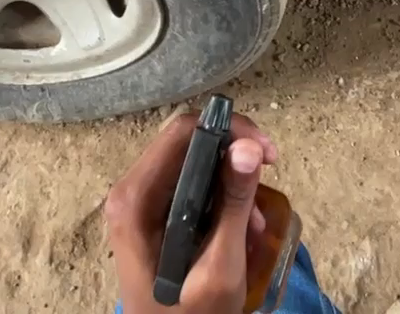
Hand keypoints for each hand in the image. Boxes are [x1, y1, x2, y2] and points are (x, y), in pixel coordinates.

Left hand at [106, 109, 280, 313]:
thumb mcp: (220, 267)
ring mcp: (138, 201)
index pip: (183, 131)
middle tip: (269, 175)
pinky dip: (221, 196)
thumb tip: (249, 145)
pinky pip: (190, 182)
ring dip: (231, 181)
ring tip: (255, 222)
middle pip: (188, 141)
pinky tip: (240, 228)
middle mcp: (130, 190)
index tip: (267, 154)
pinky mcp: (150, 212)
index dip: (229, 130)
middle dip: (234, 156)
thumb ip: (233, 205)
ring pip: (193, 160)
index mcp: (136, 198)